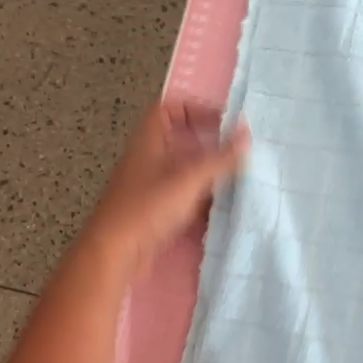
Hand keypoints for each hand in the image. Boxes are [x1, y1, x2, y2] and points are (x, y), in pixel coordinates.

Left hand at [80, 99, 248, 277]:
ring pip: (185, 172)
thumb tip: (247, 132)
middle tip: (237, 152)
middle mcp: (149, 160)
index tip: (222, 120)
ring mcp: (151, 188)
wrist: (115, 254)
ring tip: (237, 180)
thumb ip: (220, 157)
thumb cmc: (148, 208)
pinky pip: (184, 199)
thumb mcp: (189, 179)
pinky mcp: (156, 214)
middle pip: (180, 142)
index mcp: (149, 142)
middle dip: (209, 145)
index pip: (169, 110)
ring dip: (209, 175)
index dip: (195, 108)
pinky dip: (203, 201)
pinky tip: (222, 209)